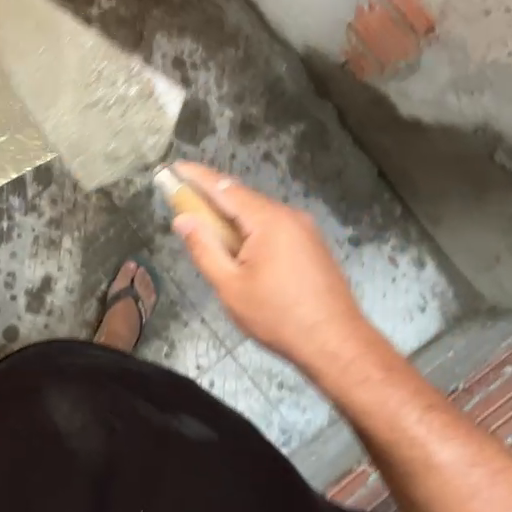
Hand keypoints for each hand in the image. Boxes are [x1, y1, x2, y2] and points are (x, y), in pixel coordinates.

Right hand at [169, 163, 370, 363]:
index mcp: (269, 221)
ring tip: (206, 230)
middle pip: (243, 198)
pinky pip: (274, 227)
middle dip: (211, 198)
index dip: (196, 177)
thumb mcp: (230, 286)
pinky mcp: (312, 246)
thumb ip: (204, 248)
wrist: (337, 344)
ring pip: (259, 214)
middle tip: (182, 202)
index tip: (174, 168)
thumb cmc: (278, 316)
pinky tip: (238, 248)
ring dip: (231, 217)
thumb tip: (183, 219)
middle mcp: (290, 216)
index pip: (224, 188)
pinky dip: (250, 230)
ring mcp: (305, 230)